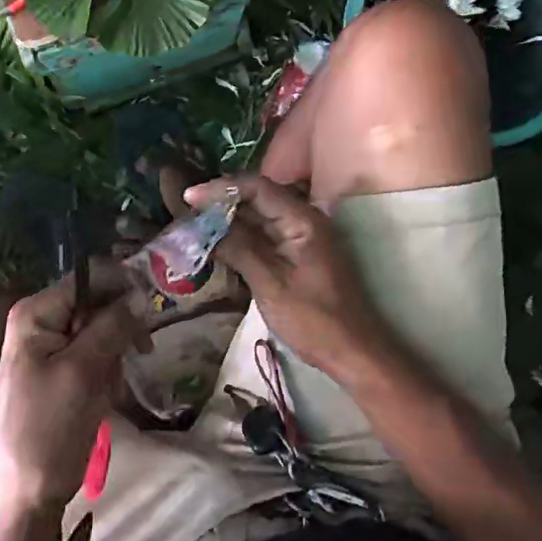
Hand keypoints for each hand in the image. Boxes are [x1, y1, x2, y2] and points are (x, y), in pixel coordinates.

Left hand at [0, 280, 148, 540]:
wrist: (23, 497)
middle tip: (140, 354)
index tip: (152, 310)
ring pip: (102, 331)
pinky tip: (107, 398)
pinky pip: (96, 357)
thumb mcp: (83, 372)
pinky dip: (108, 374)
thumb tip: (142, 293)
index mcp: (36, 313)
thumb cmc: (48, 430)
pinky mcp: (62, 373)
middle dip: (120, 329)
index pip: (89, 277)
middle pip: (97, 302)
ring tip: (113, 388)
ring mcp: (50, 348)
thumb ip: (112, 326)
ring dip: (116, 356)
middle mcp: (41, 322)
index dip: (122, 287)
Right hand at [185, 174, 398, 377]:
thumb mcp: (270, 284)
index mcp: (302, 219)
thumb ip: (239, 249)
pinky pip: (266, 234)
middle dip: (222, 202)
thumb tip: (206, 226)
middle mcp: (304, 219)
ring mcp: (303, 236)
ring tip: (196, 224)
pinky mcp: (299, 253)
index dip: (222, 188)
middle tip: (187, 210)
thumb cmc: (313, 320)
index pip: (257, 187)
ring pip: (260, 216)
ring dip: (230, 219)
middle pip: (258, 198)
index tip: (190, 197)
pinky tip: (219, 243)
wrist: (354, 353)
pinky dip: (242, 236)